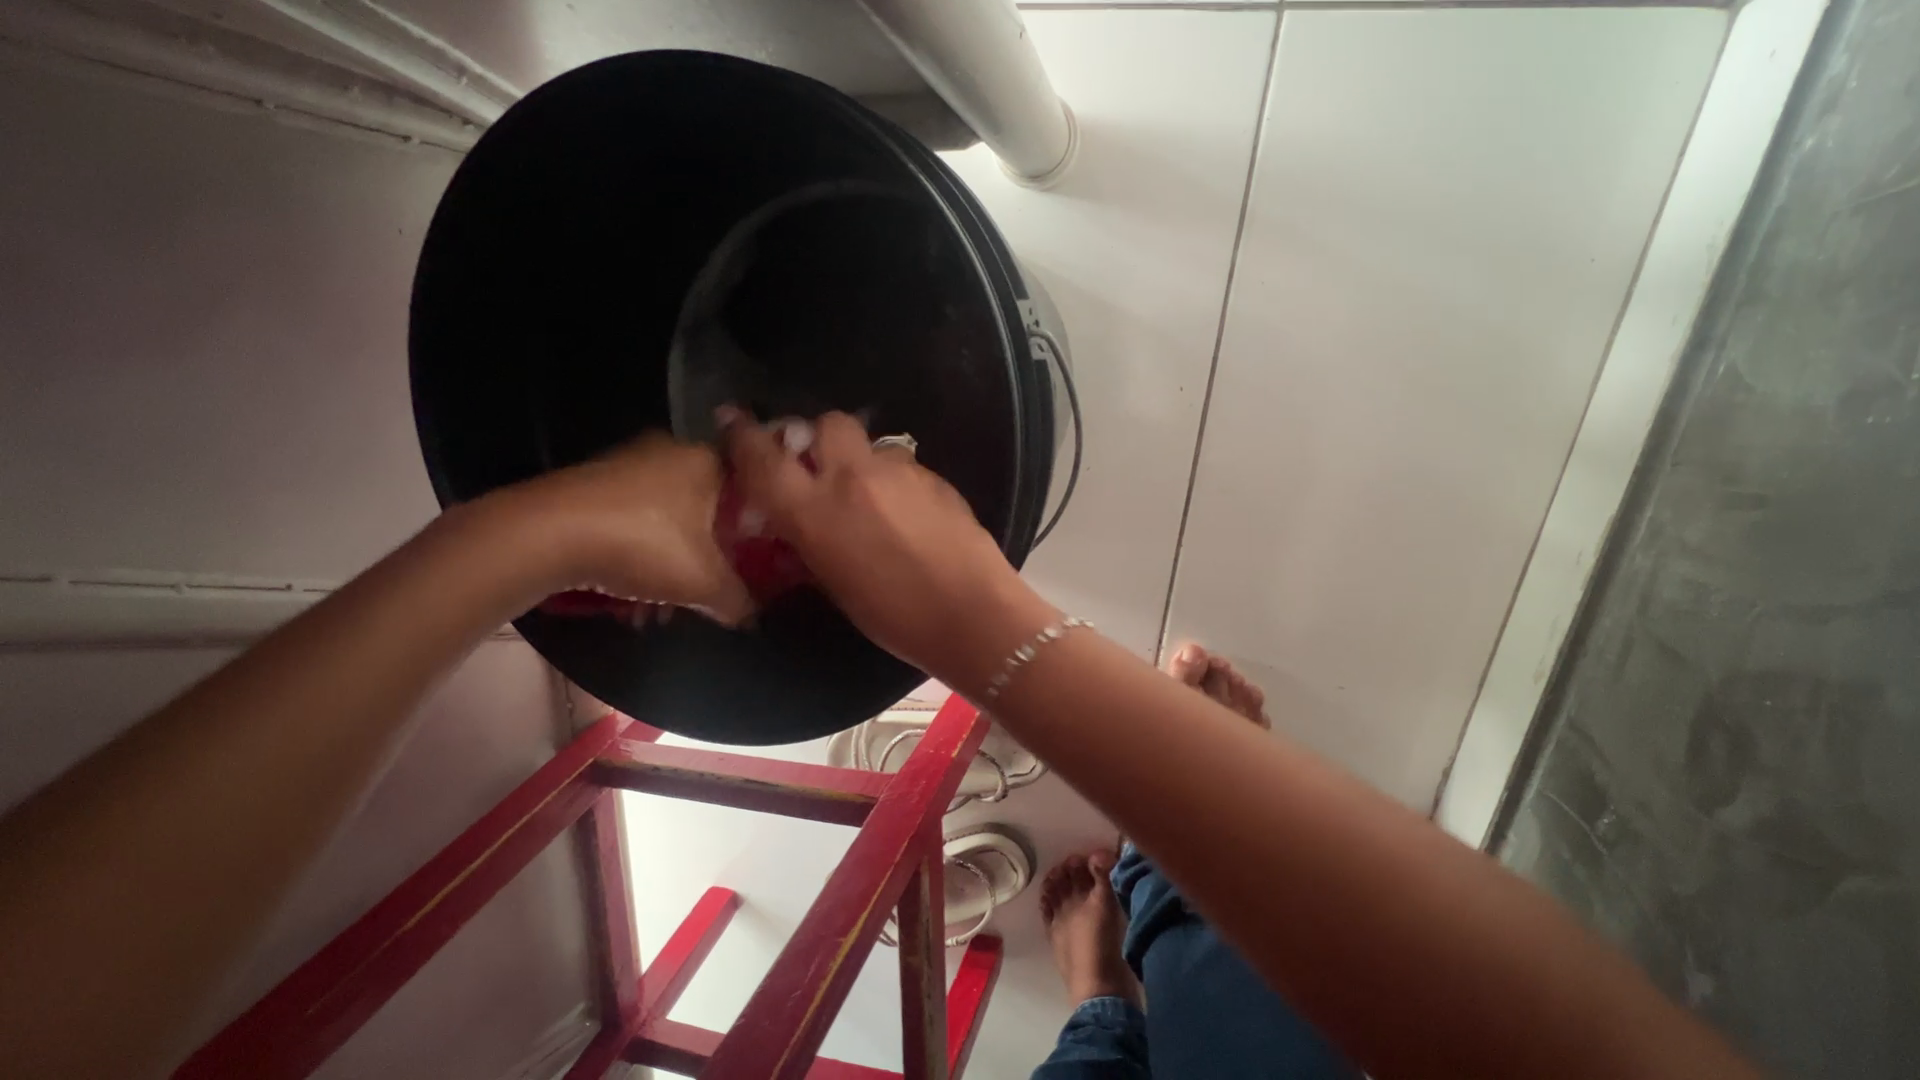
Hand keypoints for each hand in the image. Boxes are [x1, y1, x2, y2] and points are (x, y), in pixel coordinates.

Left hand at [498, 433, 752, 624]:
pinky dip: (637, 555)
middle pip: (706, 506)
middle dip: (708, 552)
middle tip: (709, 588)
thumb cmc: (643, 545)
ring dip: (669, 562)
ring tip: (661, 608)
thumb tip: (753, 617)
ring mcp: (624, 464)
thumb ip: (737, 600)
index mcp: (706, 460)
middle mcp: (669, 450)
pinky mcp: (589, 484)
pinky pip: (631, 521)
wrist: (544, 535)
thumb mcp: (704, 583)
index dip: (758, 524)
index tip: (756, 558)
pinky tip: (629, 596)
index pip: (751, 484)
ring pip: (666, 518)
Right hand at [721, 409, 1054, 686]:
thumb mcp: (834, 584)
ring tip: (873, 499)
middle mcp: (854, 478)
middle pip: (827, 423)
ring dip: (863, 463)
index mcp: (815, 511)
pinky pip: (904, 467)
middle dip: (819, 437)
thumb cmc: (895, 619)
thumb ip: (812, 539)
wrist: (973, 617)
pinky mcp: (937, 478)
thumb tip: (804, 520)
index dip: (744, 435)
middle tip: (821, 467)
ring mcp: (901, 473)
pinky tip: (908, 515)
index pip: (763, 457)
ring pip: (871, 446)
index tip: (734, 422)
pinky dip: (896, 482)